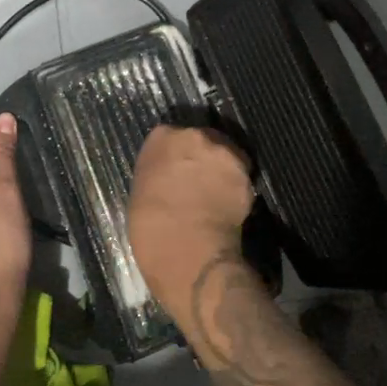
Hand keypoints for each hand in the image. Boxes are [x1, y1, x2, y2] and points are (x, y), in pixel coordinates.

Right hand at [128, 124, 255, 300]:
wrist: (187, 250)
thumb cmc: (151, 226)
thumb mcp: (141, 191)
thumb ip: (157, 173)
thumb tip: (169, 178)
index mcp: (161, 137)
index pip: (169, 137)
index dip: (174, 156)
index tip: (175, 172)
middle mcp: (194, 135)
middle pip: (201, 139)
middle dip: (200, 157)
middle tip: (198, 182)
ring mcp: (222, 152)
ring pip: (224, 154)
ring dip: (221, 169)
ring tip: (216, 195)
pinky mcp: (245, 173)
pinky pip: (240, 176)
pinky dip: (236, 187)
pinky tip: (228, 207)